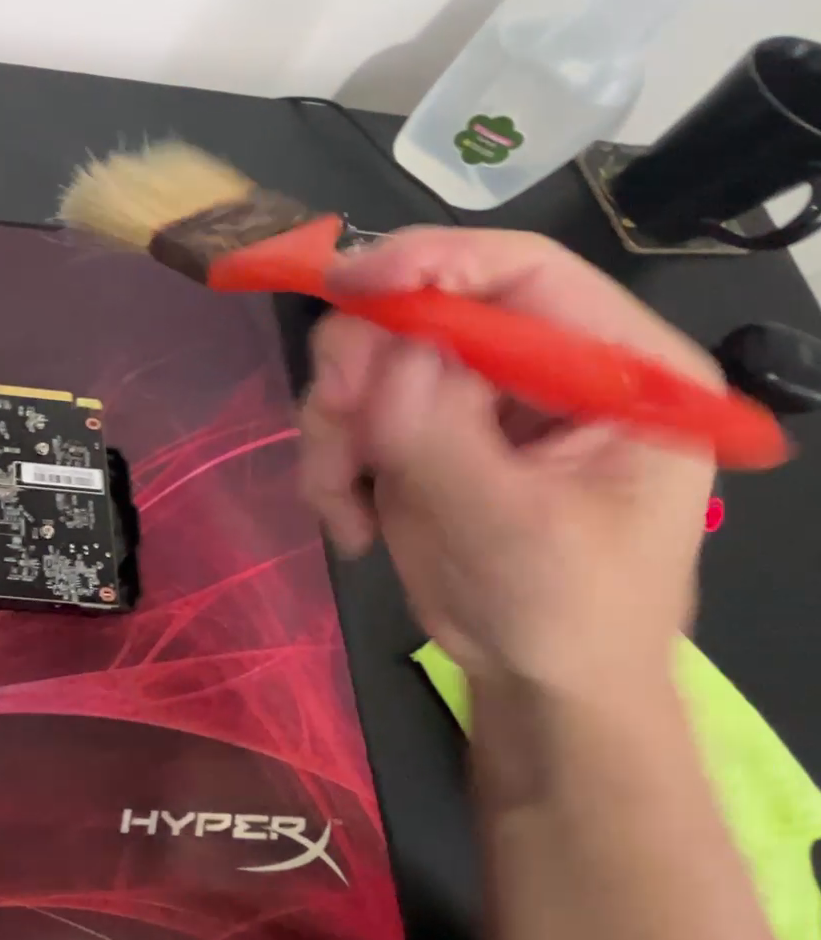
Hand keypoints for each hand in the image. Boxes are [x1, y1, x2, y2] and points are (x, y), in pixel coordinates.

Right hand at [299, 229, 718, 683]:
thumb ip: (441, 432)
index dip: (430, 263)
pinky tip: (350, 520)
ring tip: (342, 502)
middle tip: (334, 425)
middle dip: (358, 371)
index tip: (345, 287)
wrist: (535, 676)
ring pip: (361, 369)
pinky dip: (329, 467)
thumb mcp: (509, 525)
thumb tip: (379, 350)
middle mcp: (533, 369)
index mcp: (610, 369)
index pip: (520, 274)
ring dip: (333, 433)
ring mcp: (466, 402)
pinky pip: (342, 419)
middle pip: (417, 316)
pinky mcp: (414, 436)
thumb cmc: (564, 609)